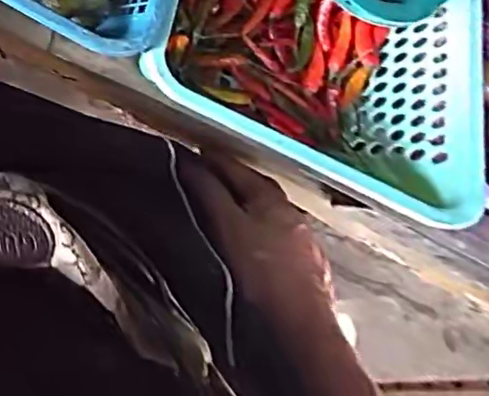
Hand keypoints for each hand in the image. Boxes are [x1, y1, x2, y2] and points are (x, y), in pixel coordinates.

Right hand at [178, 151, 332, 314]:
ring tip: (211, 206)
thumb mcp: (223, 222)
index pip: (237, 167)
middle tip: (195, 175)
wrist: (297, 336)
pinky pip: (271, 239)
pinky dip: (251, 230)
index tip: (184, 152)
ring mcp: (304, 250)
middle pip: (254, 190)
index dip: (209, 157)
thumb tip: (184, 158)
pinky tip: (237, 240)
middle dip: (226, 180)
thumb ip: (205, 188)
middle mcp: (296, 221)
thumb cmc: (257, 271)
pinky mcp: (305, 276)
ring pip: (264, 215)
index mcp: (276, 203)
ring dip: (240, 206)